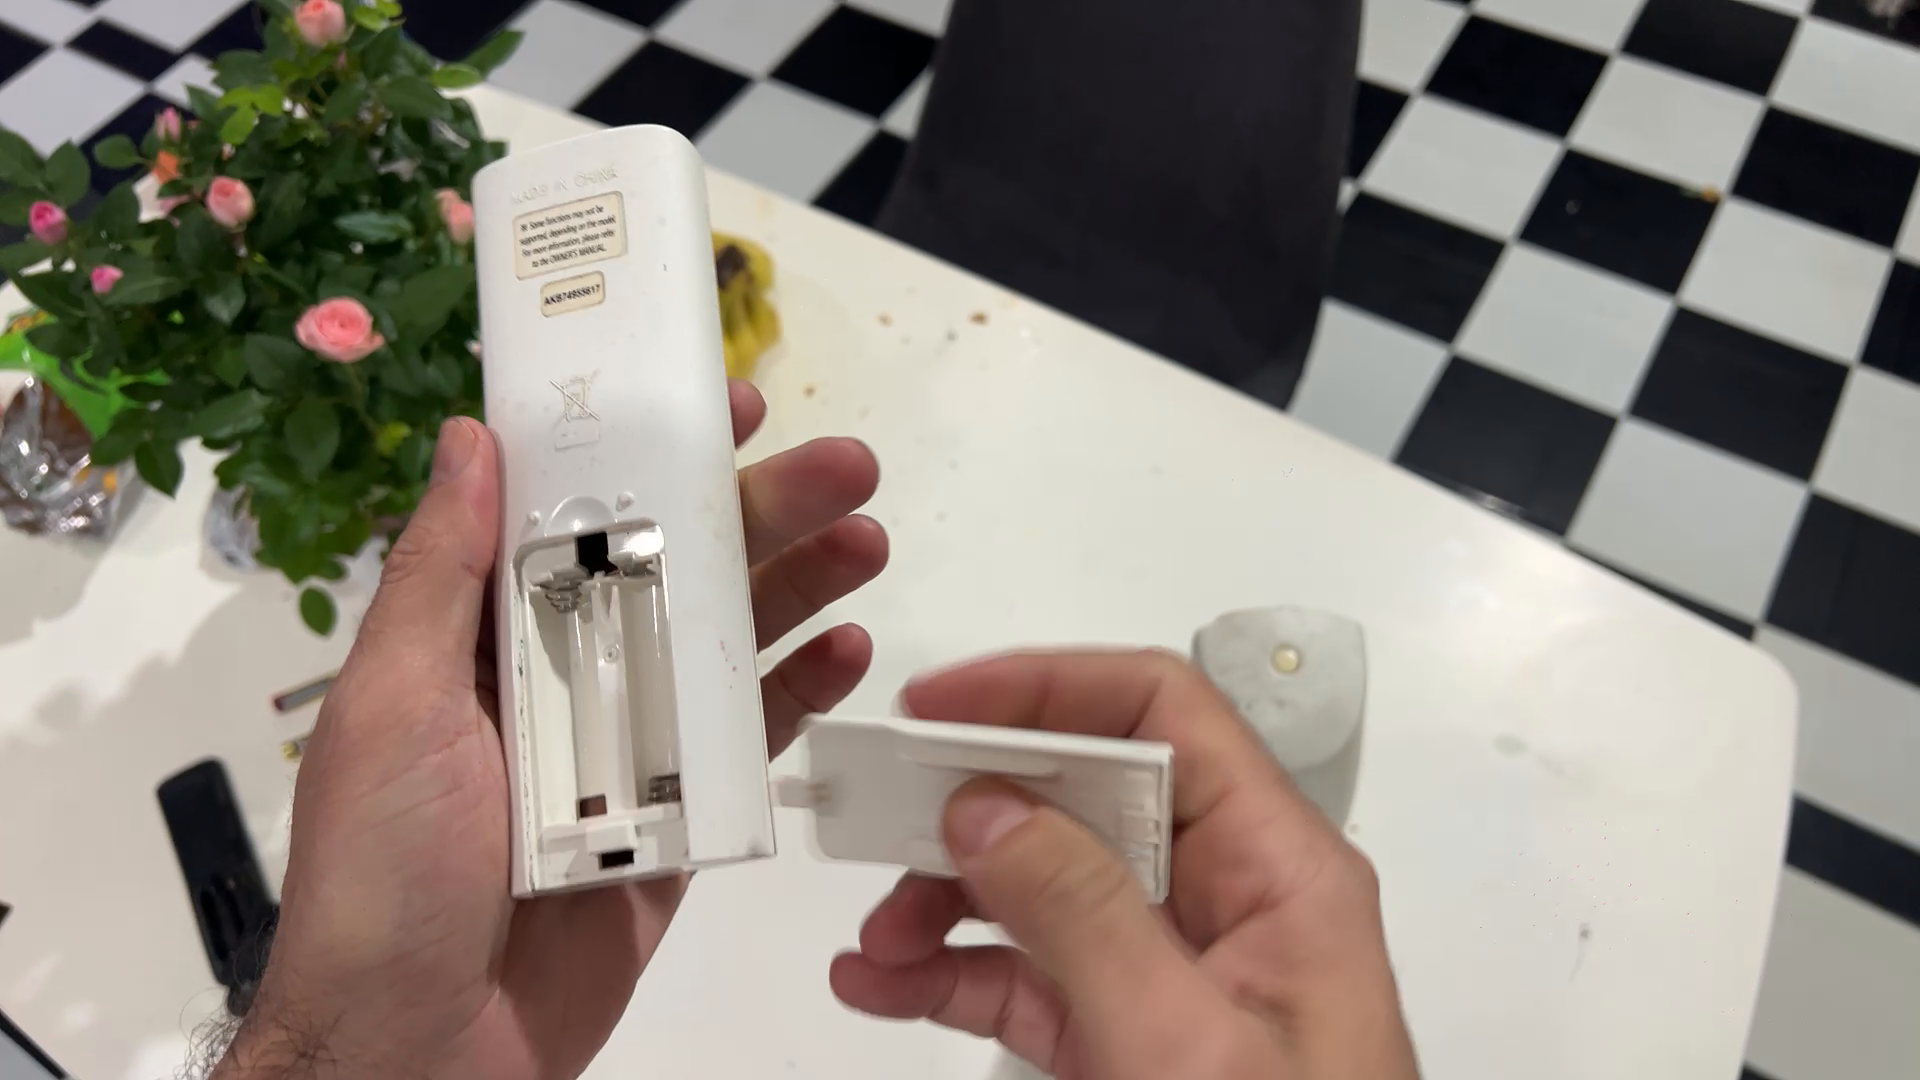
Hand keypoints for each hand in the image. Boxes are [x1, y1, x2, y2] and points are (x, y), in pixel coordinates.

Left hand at [216, 381, 887, 1078]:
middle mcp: (593, 661)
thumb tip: (472, 439)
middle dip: (774, 510)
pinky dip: (810, 686)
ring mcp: (654, 729)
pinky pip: (762, 727)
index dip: (669, 456)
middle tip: (849, 468)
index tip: (732, 410)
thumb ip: (441, 575)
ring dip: (810, 584)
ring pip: (745, 636)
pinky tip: (851, 652)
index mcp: (518, 626)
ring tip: (869, 544)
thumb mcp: (397, 704)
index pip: (605, 516)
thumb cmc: (397, 868)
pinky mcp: (698, 795)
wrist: (434, 1052)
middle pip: (698, 567)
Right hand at [830, 651, 1419, 1079]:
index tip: (935, 702)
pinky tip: (881, 981)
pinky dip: (953, 964)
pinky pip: (1028, 960)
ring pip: (1044, 870)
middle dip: (977, 793)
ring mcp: (1164, 952)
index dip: (1048, 684)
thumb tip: (978, 803)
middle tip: (885, 804)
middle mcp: (1219, 884)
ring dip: (950, 890)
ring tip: (880, 935)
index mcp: (1273, 859)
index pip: (1160, 709)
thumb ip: (1084, 915)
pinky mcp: (1120, 1017)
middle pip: (1085, 785)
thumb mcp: (1182, 1050)